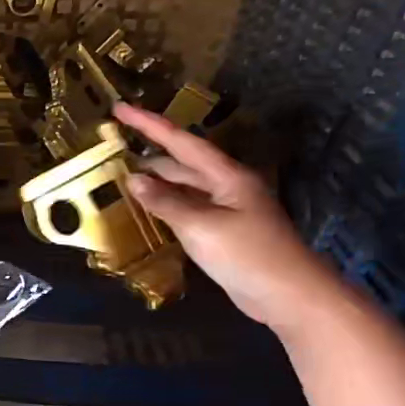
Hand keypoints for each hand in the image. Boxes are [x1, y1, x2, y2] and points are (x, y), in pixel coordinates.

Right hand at [114, 103, 344, 326]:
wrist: (290, 297)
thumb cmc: (248, 255)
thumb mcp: (200, 227)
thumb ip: (165, 202)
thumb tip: (133, 180)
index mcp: (227, 176)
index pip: (181, 142)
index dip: (149, 124)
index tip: (119, 108)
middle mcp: (227, 186)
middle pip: (182, 162)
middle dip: (150, 152)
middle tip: (114, 146)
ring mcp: (226, 209)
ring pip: (184, 186)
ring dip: (156, 180)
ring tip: (121, 175)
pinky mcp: (223, 231)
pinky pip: (187, 207)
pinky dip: (165, 203)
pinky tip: (146, 207)